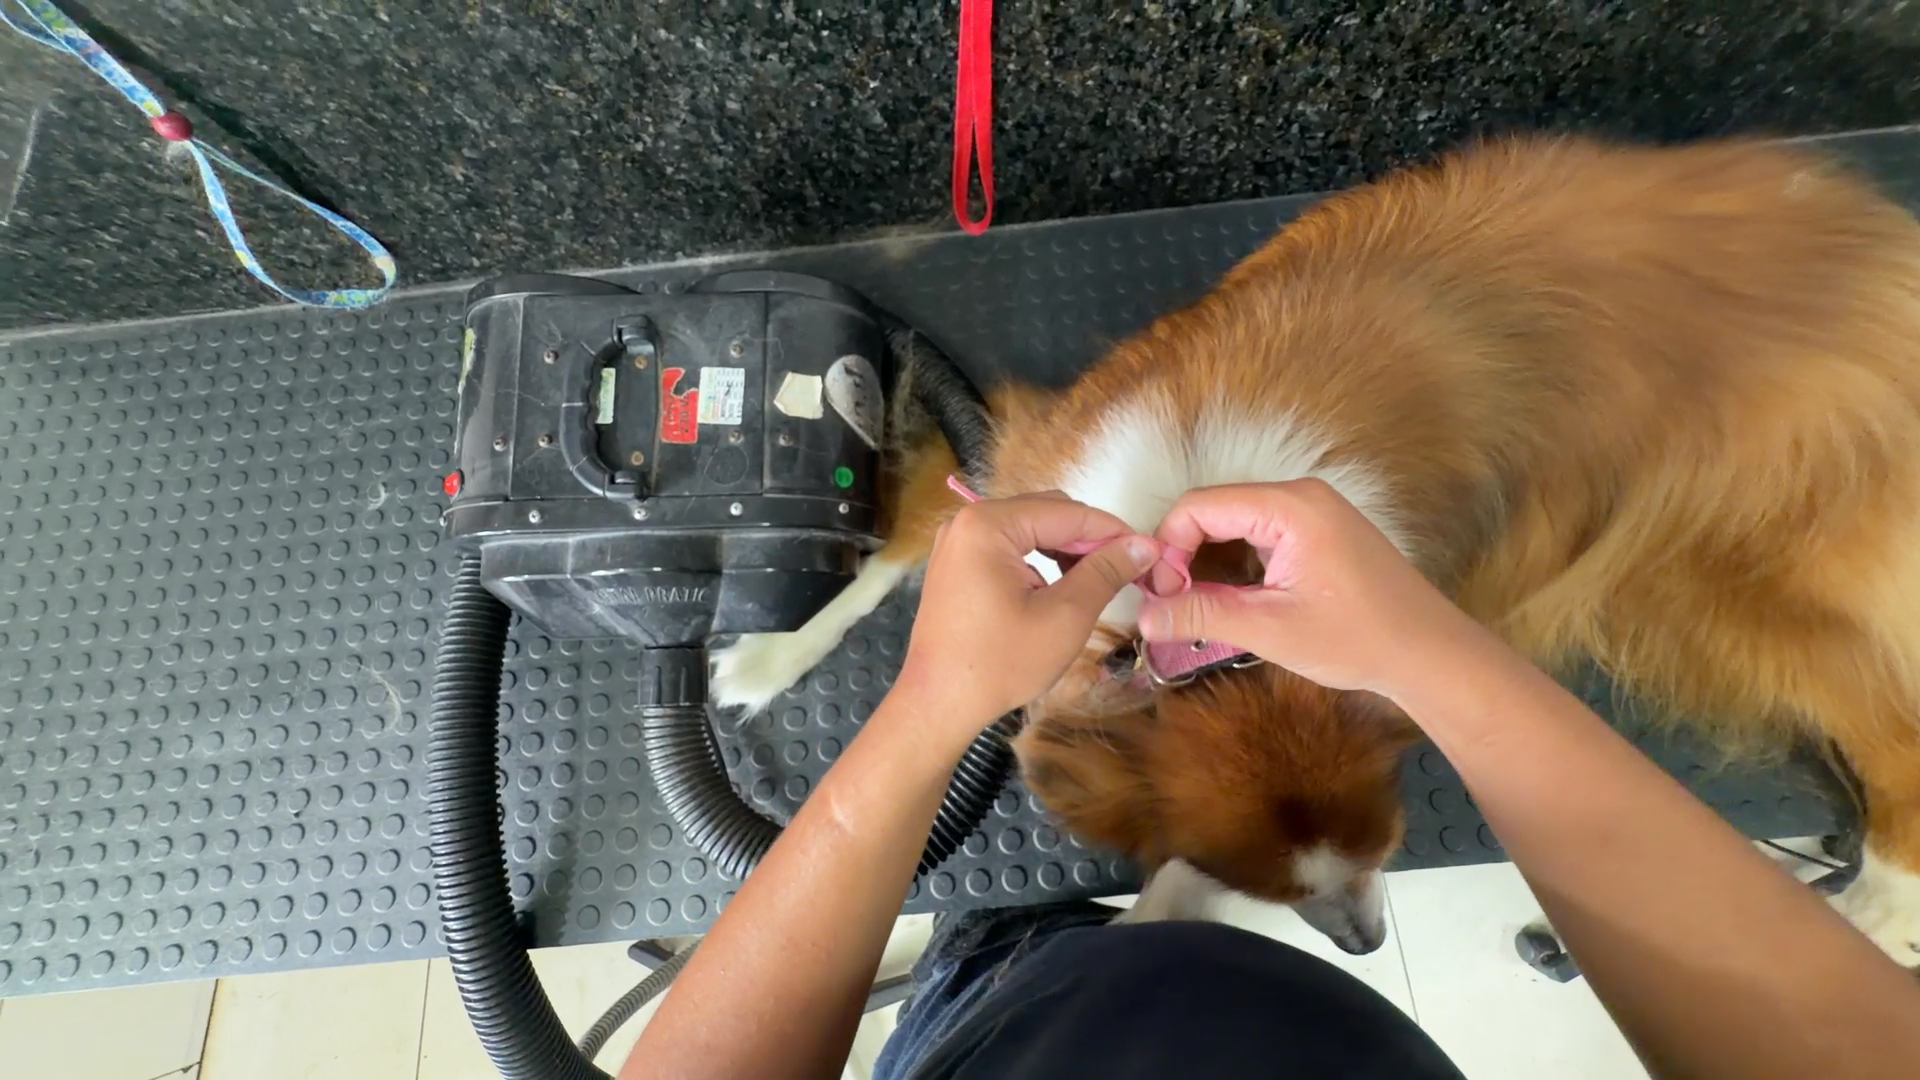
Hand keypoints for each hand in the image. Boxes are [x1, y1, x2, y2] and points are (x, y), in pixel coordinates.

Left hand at [894, 492, 1159, 735]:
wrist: (938, 703)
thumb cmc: (1000, 662)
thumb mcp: (1064, 617)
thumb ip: (1105, 572)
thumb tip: (1144, 545)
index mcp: (988, 524)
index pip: (1067, 513)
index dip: (1114, 531)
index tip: (1152, 552)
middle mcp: (967, 521)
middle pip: (1045, 512)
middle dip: (1089, 538)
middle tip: (1127, 569)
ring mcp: (957, 541)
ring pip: (1028, 528)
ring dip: (1065, 548)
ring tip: (1099, 580)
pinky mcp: (956, 563)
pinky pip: (1008, 546)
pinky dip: (1039, 559)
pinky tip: (1061, 585)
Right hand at [1137, 479, 1478, 698]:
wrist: (1431, 654)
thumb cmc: (1357, 639)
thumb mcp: (1270, 629)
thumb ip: (1201, 615)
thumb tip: (1143, 618)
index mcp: (1290, 506)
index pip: (1198, 506)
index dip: (1168, 548)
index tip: (1164, 595)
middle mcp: (1298, 494)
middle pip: (1212, 509)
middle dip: (1182, 552)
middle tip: (1173, 600)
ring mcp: (1310, 508)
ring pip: (1229, 519)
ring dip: (1204, 556)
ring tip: (1194, 600)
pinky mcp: (1315, 527)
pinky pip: (1254, 529)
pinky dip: (1229, 557)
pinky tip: (1226, 591)